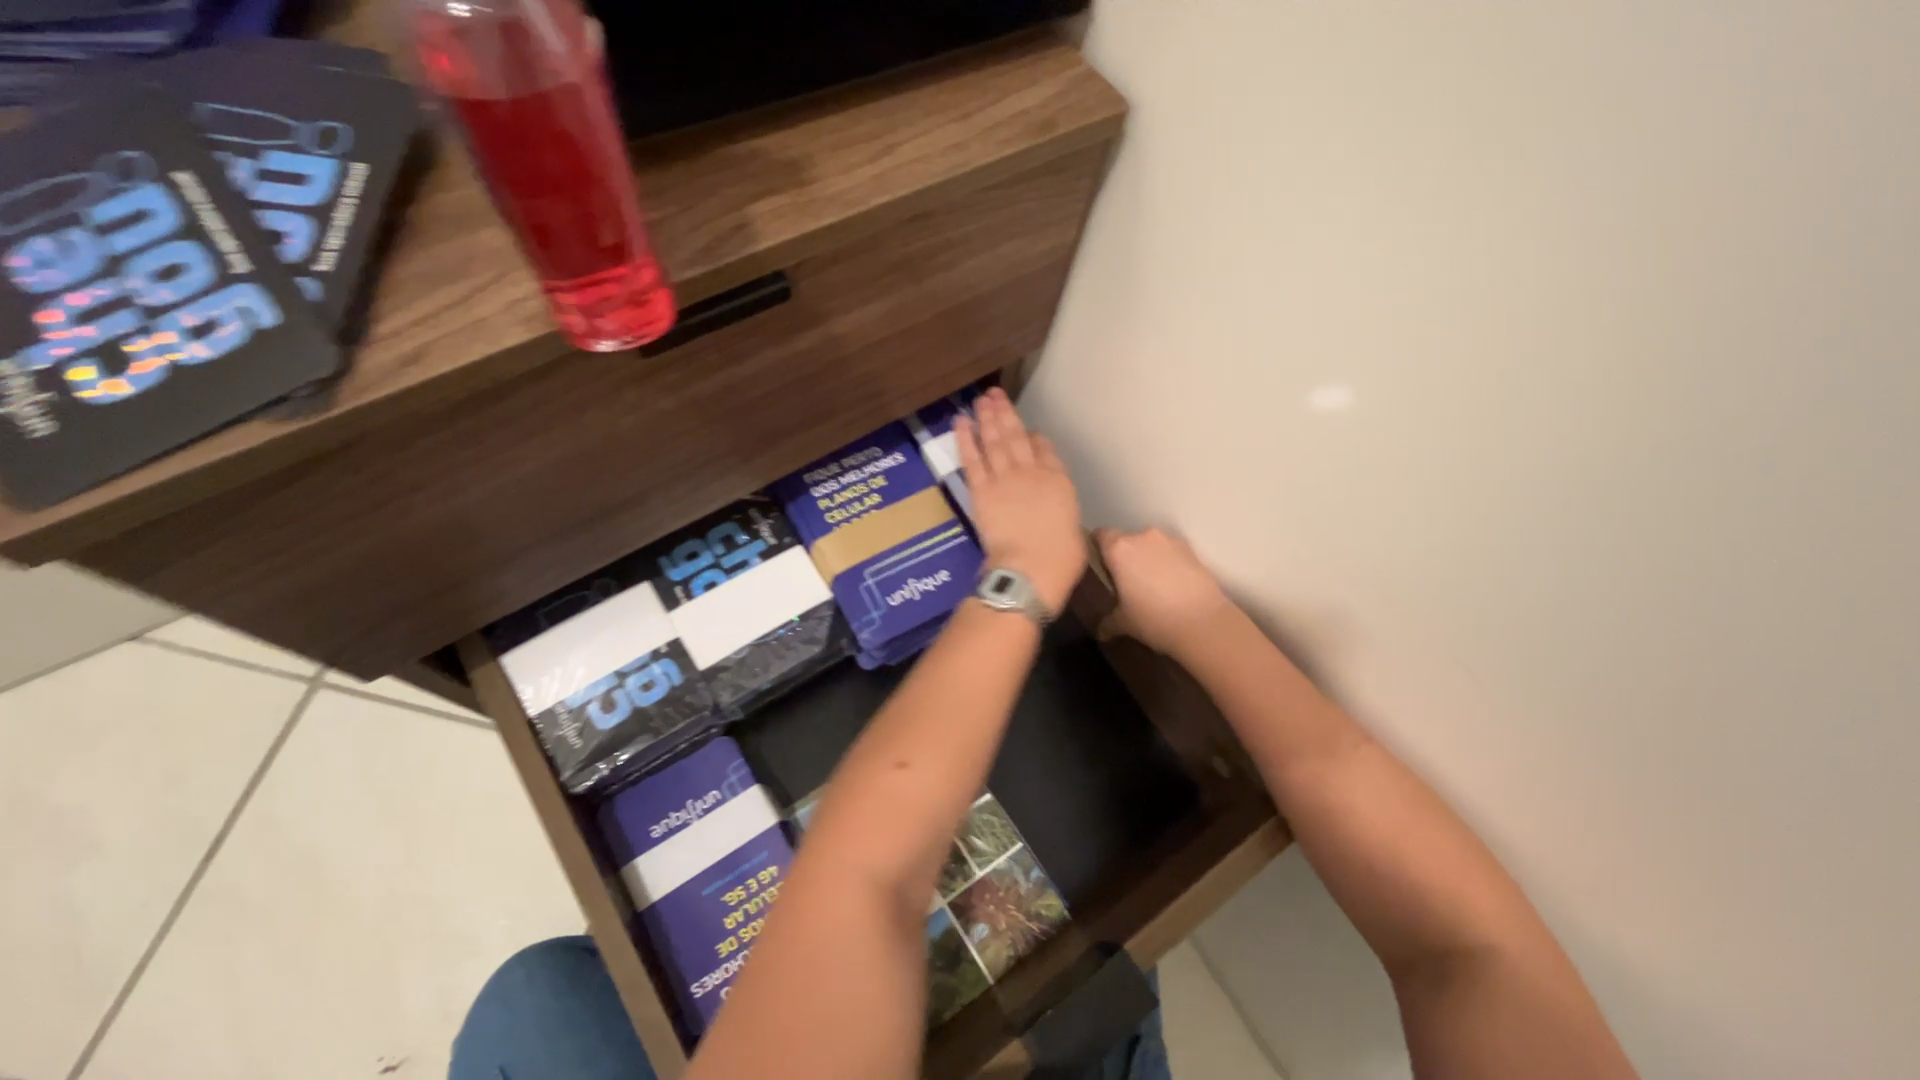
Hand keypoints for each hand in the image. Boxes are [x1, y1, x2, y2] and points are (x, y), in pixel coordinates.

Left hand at [953, 388, 1084, 612]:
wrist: (1032, 565)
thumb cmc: (1060, 558)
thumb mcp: (1074, 530)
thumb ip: (1062, 512)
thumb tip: (1055, 513)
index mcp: (1058, 480)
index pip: (1046, 449)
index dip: (1035, 437)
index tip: (1027, 429)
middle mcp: (1031, 470)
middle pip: (1017, 436)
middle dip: (1006, 413)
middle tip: (995, 394)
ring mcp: (1005, 477)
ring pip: (994, 440)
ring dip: (986, 417)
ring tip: (981, 399)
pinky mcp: (982, 489)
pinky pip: (972, 458)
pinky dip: (965, 438)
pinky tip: (961, 421)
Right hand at [1093, 527, 1239, 658]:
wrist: (1203, 622)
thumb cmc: (1153, 618)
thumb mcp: (1124, 623)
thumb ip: (1107, 622)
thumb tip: (1101, 632)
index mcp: (1119, 549)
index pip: (1100, 535)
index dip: (1098, 548)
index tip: (1100, 565)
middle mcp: (1143, 537)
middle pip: (1127, 540)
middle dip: (1125, 557)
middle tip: (1126, 582)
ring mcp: (1170, 541)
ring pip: (1151, 545)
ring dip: (1148, 559)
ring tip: (1153, 586)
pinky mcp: (1192, 550)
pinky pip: (1171, 552)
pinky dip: (1168, 564)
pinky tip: (1173, 587)